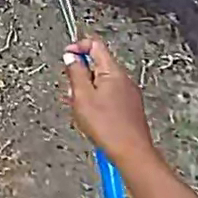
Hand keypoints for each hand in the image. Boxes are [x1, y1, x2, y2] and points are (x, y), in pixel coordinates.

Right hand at [62, 38, 157, 167]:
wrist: (131, 152)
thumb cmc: (107, 127)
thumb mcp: (82, 96)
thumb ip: (75, 72)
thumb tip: (70, 57)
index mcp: (113, 72)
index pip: (95, 45)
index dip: (78, 47)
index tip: (67, 57)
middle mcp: (123, 79)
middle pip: (97, 64)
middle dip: (81, 74)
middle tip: (73, 91)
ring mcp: (128, 93)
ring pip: (102, 81)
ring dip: (87, 89)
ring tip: (82, 109)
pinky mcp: (129, 107)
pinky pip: (109, 95)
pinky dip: (96, 100)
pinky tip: (92, 117)